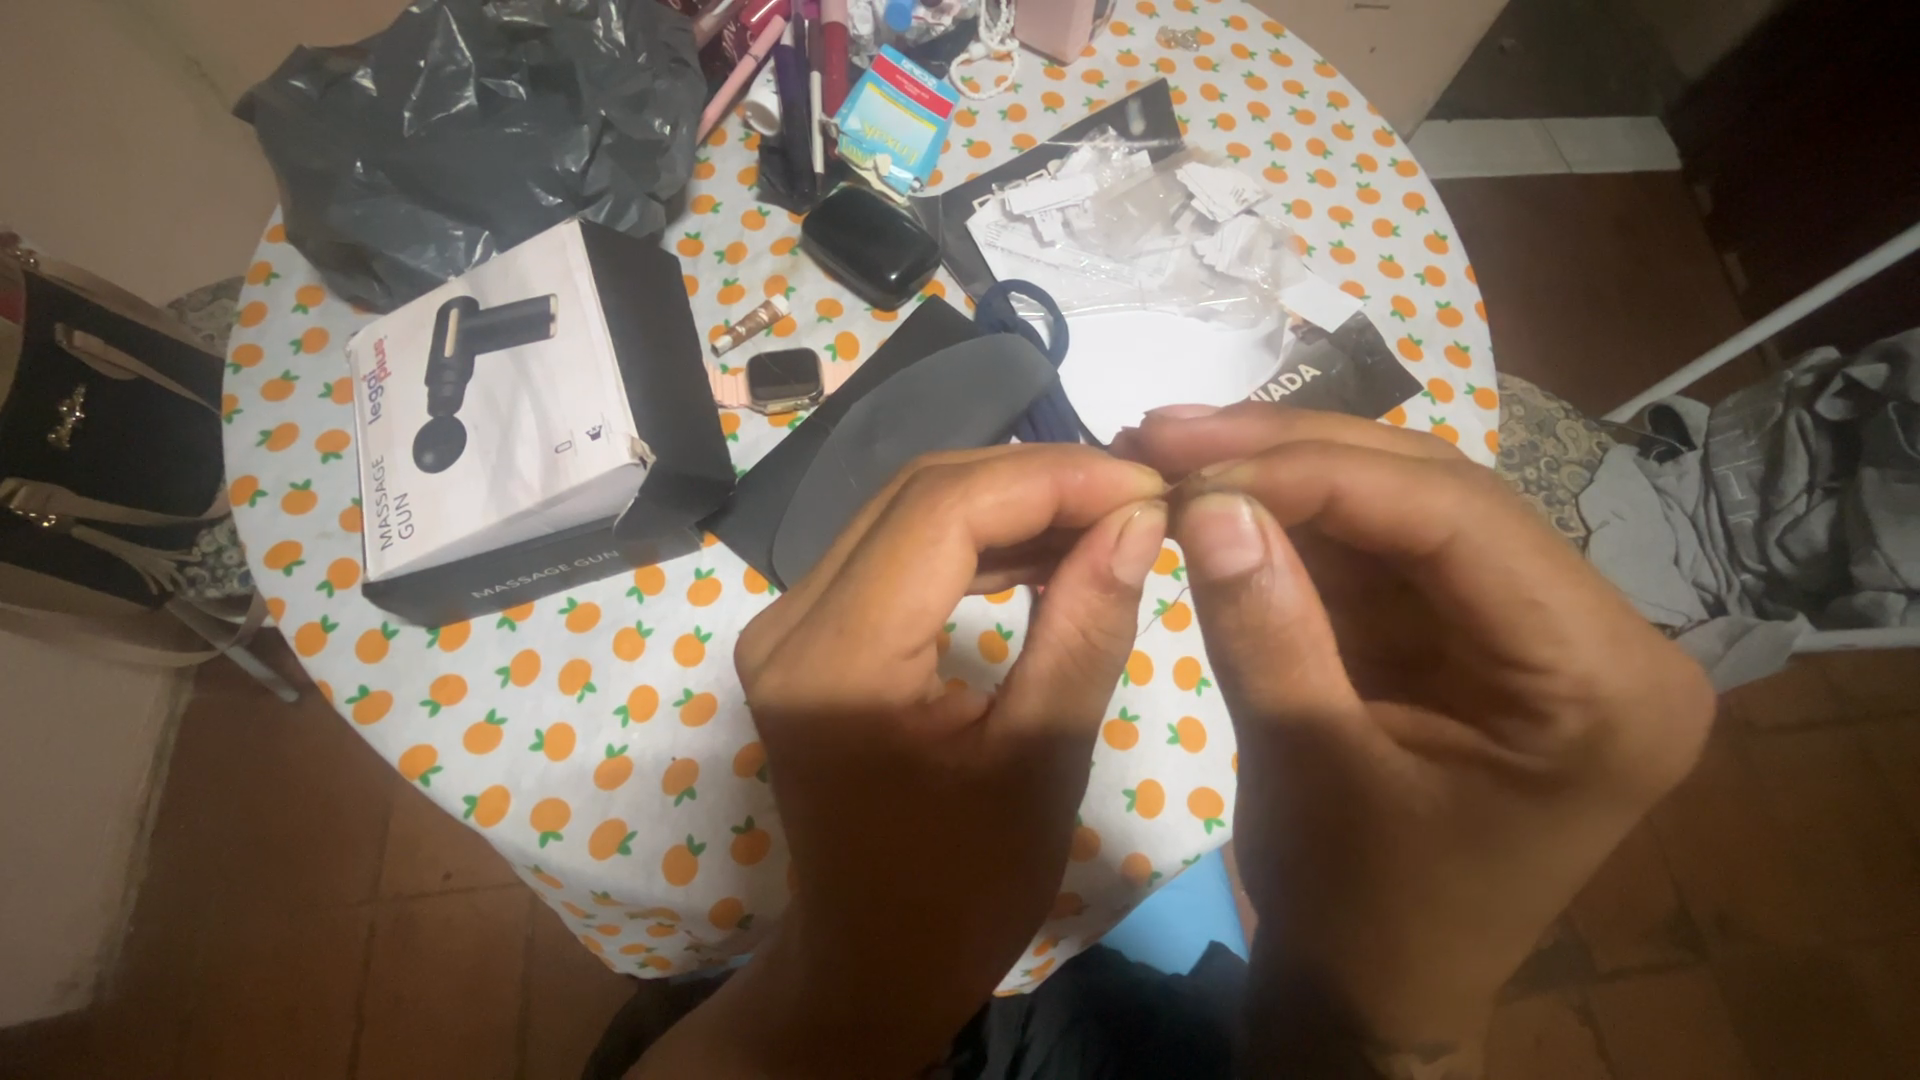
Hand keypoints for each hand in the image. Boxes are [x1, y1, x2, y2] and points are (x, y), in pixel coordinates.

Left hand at [636, 445, 1167, 1077]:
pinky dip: (975, 539)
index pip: (944, 511)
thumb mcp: (1042, 760)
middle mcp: (791, 622)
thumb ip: (1086, 626)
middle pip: (920, 495)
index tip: (1144, 486)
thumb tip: (1137, 518)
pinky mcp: (811, 632)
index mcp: (839, 662)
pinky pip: (898, 550)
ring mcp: (791, 623)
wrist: (873, 956)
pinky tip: (1042, 547)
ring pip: (908, 512)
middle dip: (1035, 480)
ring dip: (1008, 502)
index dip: (1051, 479)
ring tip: (1101, 515)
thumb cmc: (962, 890)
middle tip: (1131, 496)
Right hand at [1116, 404, 1714, 1072]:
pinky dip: (1284, 520)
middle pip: (1431, 492)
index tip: (1188, 460)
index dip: (1312, 473)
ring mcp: (1520, 623)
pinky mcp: (1457, 628)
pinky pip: (1369, 548)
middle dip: (1287, 455)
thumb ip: (1259, 623)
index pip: (1456, 518)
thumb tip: (1202, 501)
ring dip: (1278, 474)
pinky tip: (1214, 496)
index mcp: (1597, 679)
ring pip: (1393, 503)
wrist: (1372, 985)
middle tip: (1168, 432)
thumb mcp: (1302, 763)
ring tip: (1174, 452)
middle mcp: (1585, 630)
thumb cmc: (1356, 906)